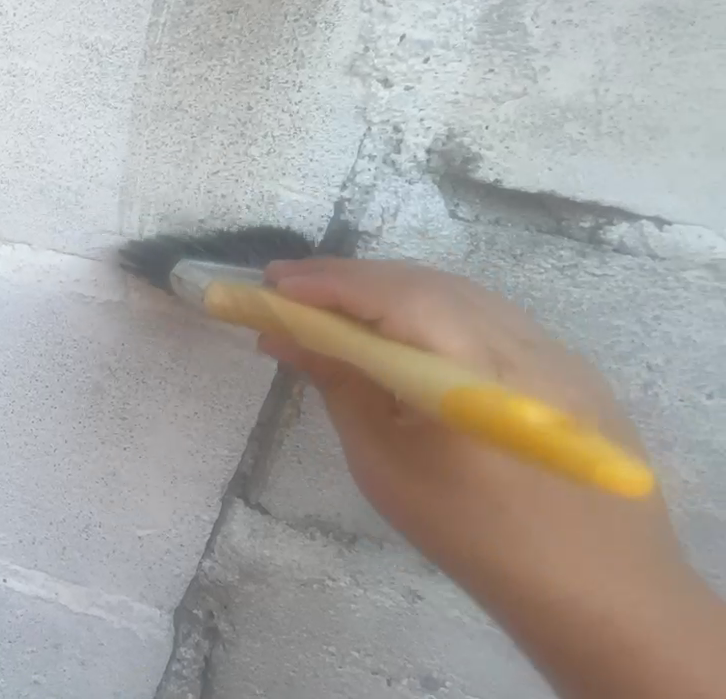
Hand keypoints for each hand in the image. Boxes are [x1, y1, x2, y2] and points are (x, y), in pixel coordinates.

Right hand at [257, 259, 687, 619]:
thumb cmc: (470, 531)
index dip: (330, 285)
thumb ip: (337, 382)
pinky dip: (425, 301)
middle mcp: (528, 352)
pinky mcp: (567, 366)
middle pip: (425, 285)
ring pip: (456, 291)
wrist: (599, 592)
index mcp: (482, 381)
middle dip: (348, 278)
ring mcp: (557, 355)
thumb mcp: (382, 459)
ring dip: (384, 285)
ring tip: (327, 296)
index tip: (271, 284)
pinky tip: (392, 319)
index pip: (398, 301)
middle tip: (284, 283)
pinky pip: (484, 311)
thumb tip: (281, 334)